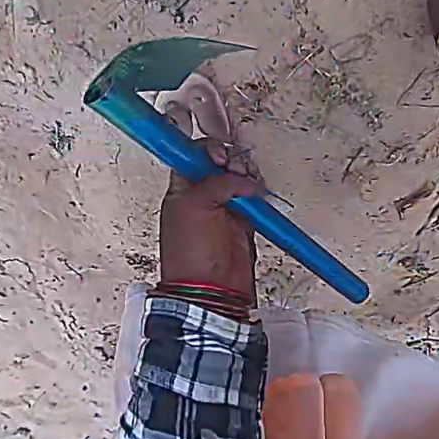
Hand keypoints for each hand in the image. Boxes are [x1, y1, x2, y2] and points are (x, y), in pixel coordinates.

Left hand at [159, 139, 262, 297]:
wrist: (212, 288)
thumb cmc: (190, 253)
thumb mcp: (195, 206)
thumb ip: (216, 183)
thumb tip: (240, 178)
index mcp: (181, 190)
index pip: (191, 156)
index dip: (206, 150)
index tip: (217, 156)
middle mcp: (200, 195)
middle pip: (219, 162)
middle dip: (231, 159)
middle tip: (234, 169)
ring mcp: (222, 207)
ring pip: (238, 176)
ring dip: (246, 174)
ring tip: (249, 183)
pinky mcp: (241, 219)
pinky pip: (252, 195)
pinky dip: (257, 190)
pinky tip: (257, 193)